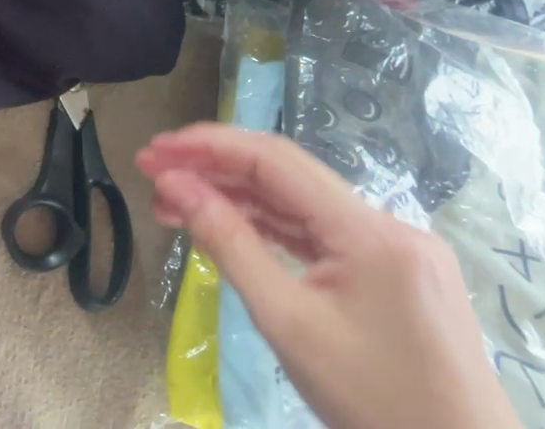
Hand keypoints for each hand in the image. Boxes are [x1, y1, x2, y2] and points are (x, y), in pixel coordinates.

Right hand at [136, 123, 518, 428]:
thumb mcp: (286, 320)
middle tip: (149, 173)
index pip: (273, 159)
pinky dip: (263, 224)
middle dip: (210, 167)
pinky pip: (315, 231)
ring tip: (172, 205)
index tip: (151, 152)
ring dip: (232, 196)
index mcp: (371, 232)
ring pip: (296, 202)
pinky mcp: (393, 273)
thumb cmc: (374, 398)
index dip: (205, 146)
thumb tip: (171, 182)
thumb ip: (227, 242)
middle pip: (284, 174)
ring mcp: (396, 250)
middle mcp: (389, 227)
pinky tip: (224, 227)